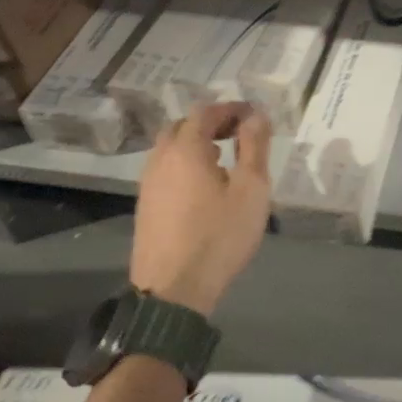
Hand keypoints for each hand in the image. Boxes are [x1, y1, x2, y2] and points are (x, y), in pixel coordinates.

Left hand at [130, 102, 271, 317]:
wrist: (173, 293)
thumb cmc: (218, 236)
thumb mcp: (250, 189)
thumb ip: (254, 146)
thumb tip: (256, 115)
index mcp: (185, 149)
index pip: (205, 112)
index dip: (230, 109)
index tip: (253, 117)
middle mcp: (160, 160)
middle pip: (182, 126)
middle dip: (210, 123)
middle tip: (237, 134)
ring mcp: (148, 185)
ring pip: (170, 149)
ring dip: (196, 145)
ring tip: (224, 160)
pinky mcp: (145, 207)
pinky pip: (165, 170)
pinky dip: (184, 165)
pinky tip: (204, 187)